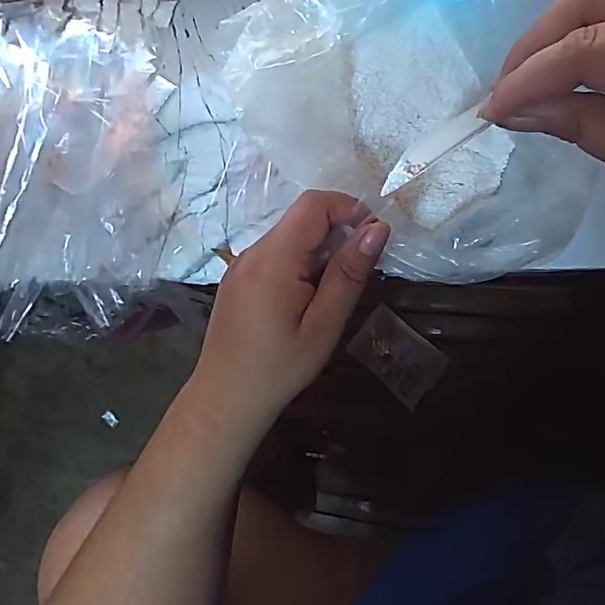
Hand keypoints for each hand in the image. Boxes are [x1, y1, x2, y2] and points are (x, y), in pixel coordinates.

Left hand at [193, 190, 389, 426]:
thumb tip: (378, 228)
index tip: (373, 236)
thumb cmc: (279, 367)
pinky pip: (275, 252)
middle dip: (337, 230)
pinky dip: (299, 261)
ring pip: (290, 234)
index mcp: (274, 259)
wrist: (225, 400)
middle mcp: (253, 252)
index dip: (348, 207)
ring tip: (330, 291)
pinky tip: (305, 298)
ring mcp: (241, 263)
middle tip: (356, 271)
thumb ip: (349, 272)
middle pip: (301, 217)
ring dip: (319, 248)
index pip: (314, 204)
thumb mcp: (324, 323)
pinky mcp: (238, 277)